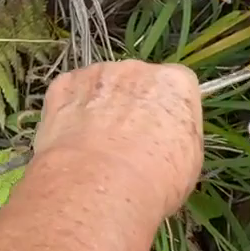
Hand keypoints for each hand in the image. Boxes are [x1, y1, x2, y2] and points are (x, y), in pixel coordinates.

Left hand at [30, 60, 202, 220]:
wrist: (97, 181)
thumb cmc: (153, 178)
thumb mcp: (187, 158)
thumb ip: (177, 129)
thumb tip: (164, 132)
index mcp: (174, 81)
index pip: (173, 86)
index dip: (164, 110)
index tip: (158, 131)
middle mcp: (135, 69)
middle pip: (135, 81)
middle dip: (129, 104)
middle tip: (123, 138)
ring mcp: (94, 73)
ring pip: (99, 85)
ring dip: (97, 105)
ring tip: (93, 142)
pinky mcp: (62, 84)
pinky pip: (68, 92)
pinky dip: (68, 109)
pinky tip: (71, 137)